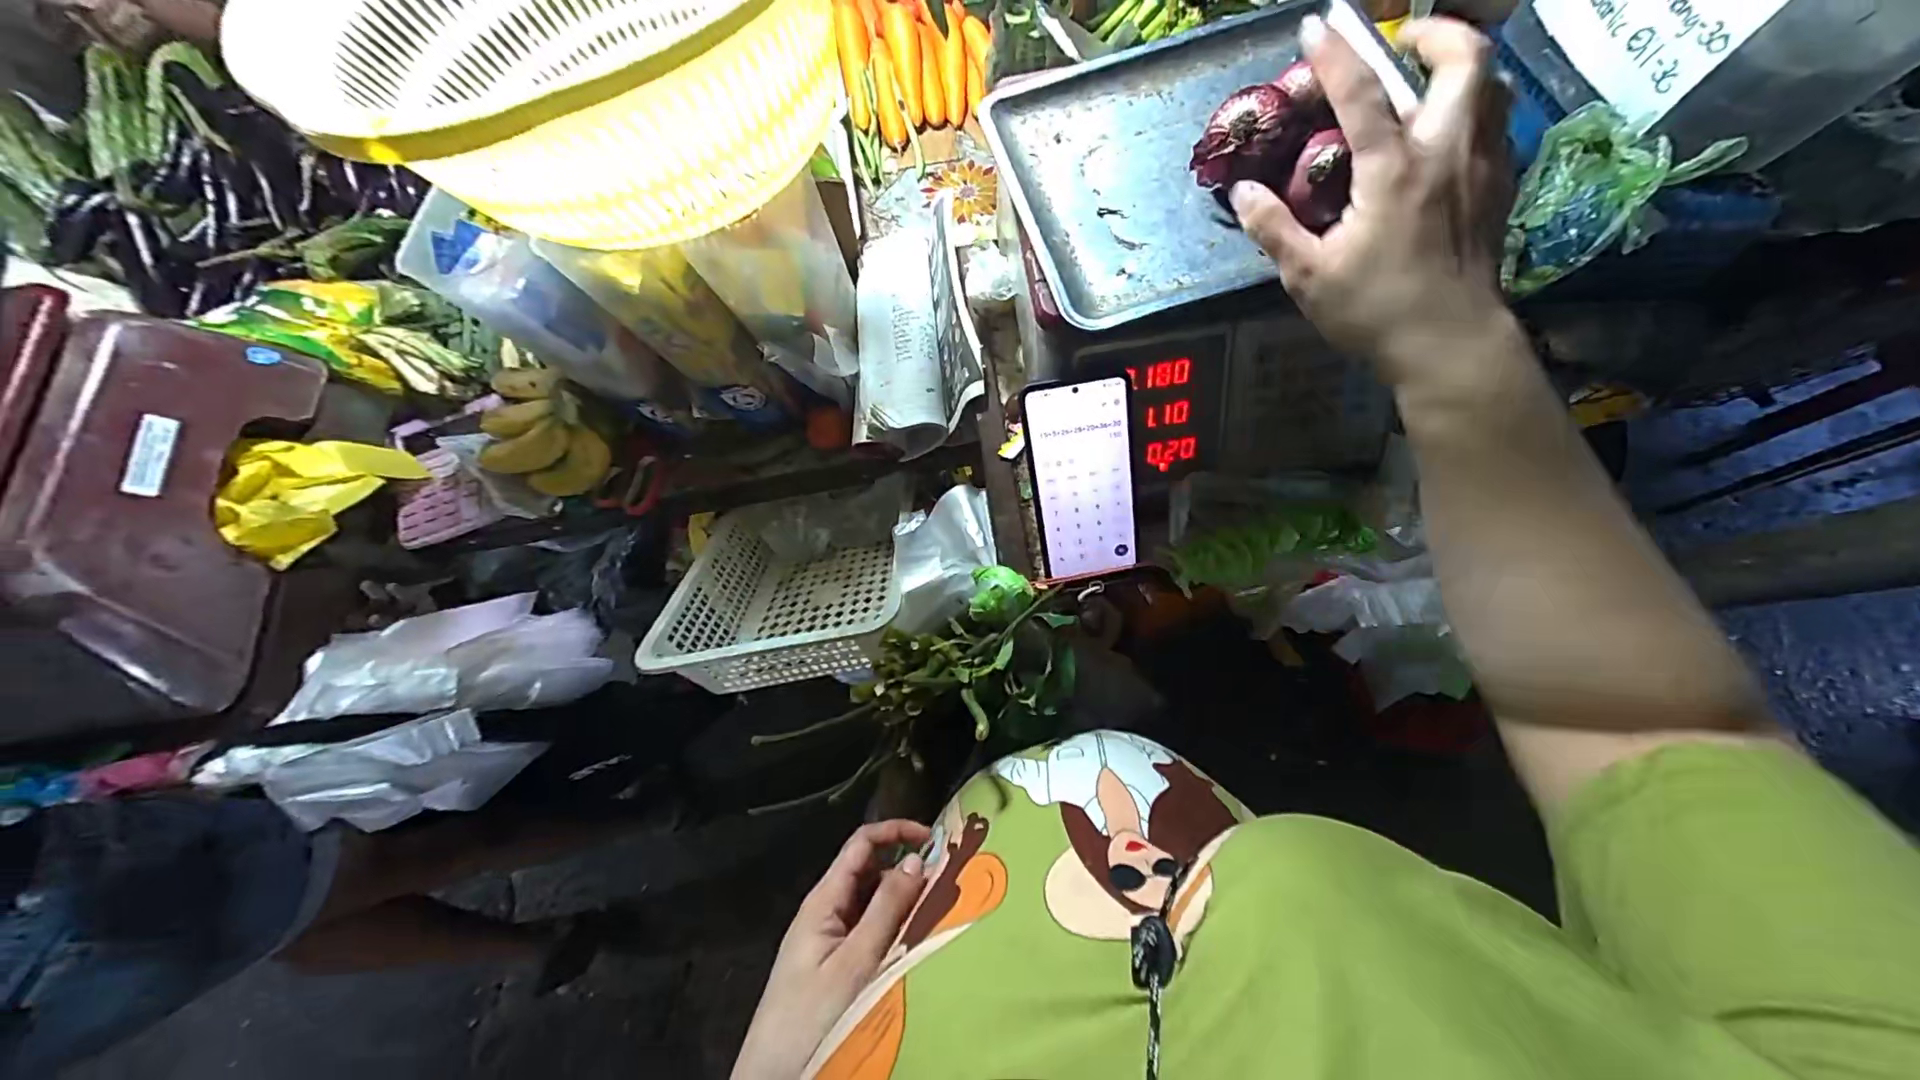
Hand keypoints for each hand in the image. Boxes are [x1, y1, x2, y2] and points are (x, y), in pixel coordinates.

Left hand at [732, 820, 930, 1079]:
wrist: (771, 1078)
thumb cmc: (811, 1016)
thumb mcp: (855, 961)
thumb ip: (886, 909)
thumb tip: (917, 859)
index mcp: (824, 899)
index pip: (861, 844)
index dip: (896, 832)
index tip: (933, 839)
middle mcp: (825, 910)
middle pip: (869, 870)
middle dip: (905, 867)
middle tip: (944, 879)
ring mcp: (828, 937)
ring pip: (871, 901)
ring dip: (901, 898)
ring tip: (936, 907)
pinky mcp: (833, 962)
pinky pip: (867, 929)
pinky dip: (892, 925)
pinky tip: (914, 937)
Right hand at [1230, 16, 1514, 387]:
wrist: (1447, 342)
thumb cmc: (1372, 311)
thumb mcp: (1307, 276)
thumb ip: (1273, 229)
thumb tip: (1243, 192)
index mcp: (1395, 173)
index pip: (1365, 95)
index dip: (1337, 55)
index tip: (1317, 25)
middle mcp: (1447, 153)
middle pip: (1464, 60)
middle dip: (1432, 34)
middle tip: (1399, 42)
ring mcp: (1482, 166)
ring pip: (1491, 84)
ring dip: (1458, 66)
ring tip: (1423, 81)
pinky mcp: (1498, 187)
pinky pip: (1495, 121)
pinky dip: (1472, 105)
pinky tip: (1443, 134)